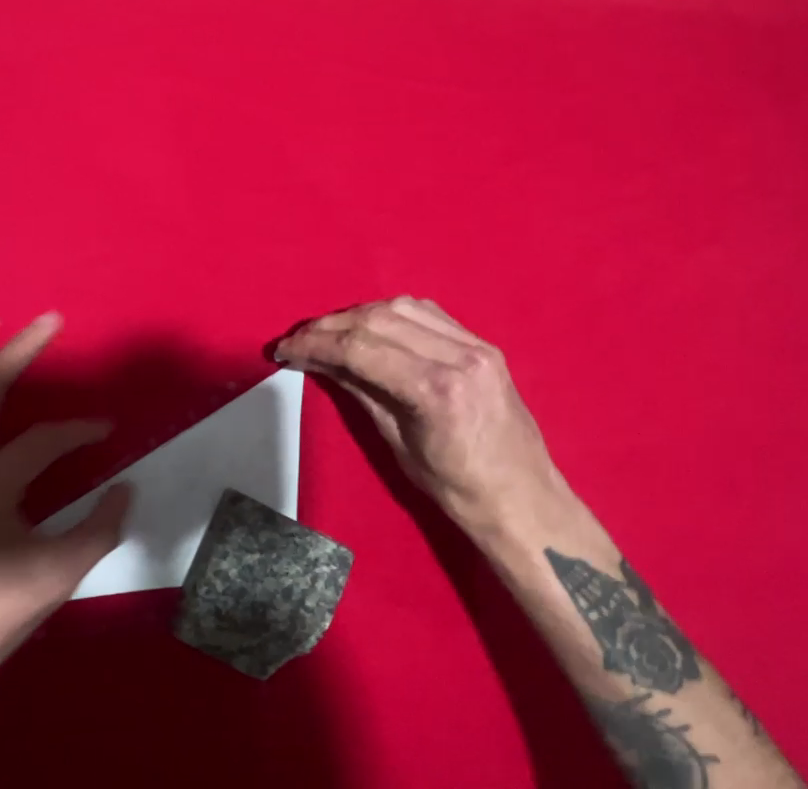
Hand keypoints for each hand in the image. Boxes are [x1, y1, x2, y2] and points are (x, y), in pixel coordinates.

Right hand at [274, 297, 561, 530]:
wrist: (523, 500)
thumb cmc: (457, 489)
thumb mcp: (396, 443)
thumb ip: (360, 392)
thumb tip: (320, 361)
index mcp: (436, 390)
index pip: (360, 348)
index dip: (314, 343)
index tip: (284, 350)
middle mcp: (459, 356)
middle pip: (378, 318)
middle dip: (329, 325)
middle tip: (299, 340)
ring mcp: (476, 345)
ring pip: (402, 306)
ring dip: (357, 314)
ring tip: (329, 332)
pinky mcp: (483, 344)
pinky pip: (428, 313)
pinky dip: (391, 314)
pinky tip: (370, 327)